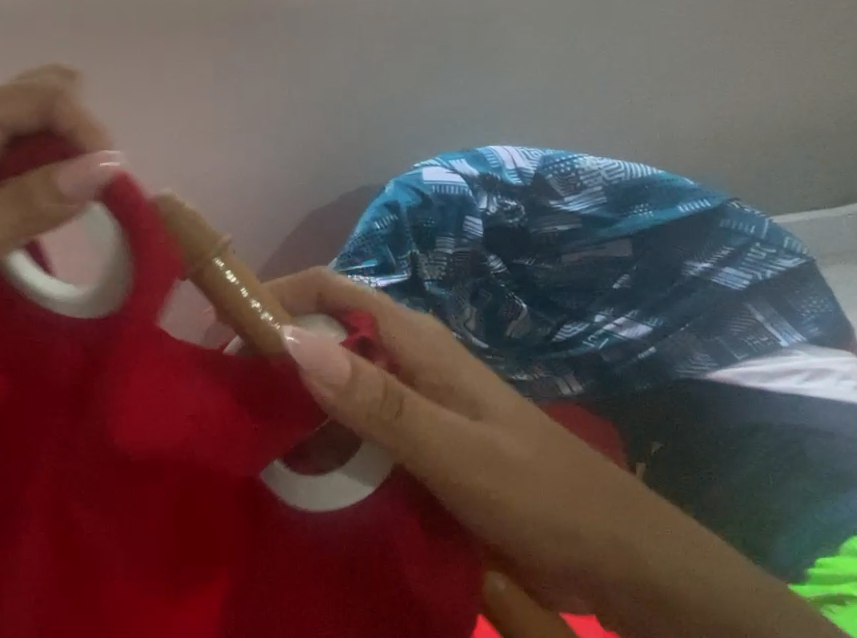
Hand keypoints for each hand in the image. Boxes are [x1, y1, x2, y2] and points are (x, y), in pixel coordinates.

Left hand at [0, 66, 120, 320]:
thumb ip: (33, 201)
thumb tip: (105, 166)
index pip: (47, 95)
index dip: (87, 129)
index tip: (110, 181)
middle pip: (46, 95)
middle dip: (81, 132)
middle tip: (96, 185)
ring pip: (39, 120)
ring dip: (68, 151)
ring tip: (78, 198)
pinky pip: (26, 147)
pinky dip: (50, 166)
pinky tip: (52, 201)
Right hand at [262, 267, 827, 635]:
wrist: (631, 568)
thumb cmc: (544, 497)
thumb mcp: (454, 452)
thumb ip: (375, 400)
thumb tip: (287, 341)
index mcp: (416, 343)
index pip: (327, 289)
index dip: (273, 295)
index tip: (225, 332)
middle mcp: (408, 361)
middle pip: (322, 335)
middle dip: (273, 356)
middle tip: (230, 395)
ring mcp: (414, 403)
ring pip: (334, 384)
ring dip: (295, 404)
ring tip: (255, 439)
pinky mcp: (419, 443)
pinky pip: (353, 427)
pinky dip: (322, 440)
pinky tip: (303, 473)